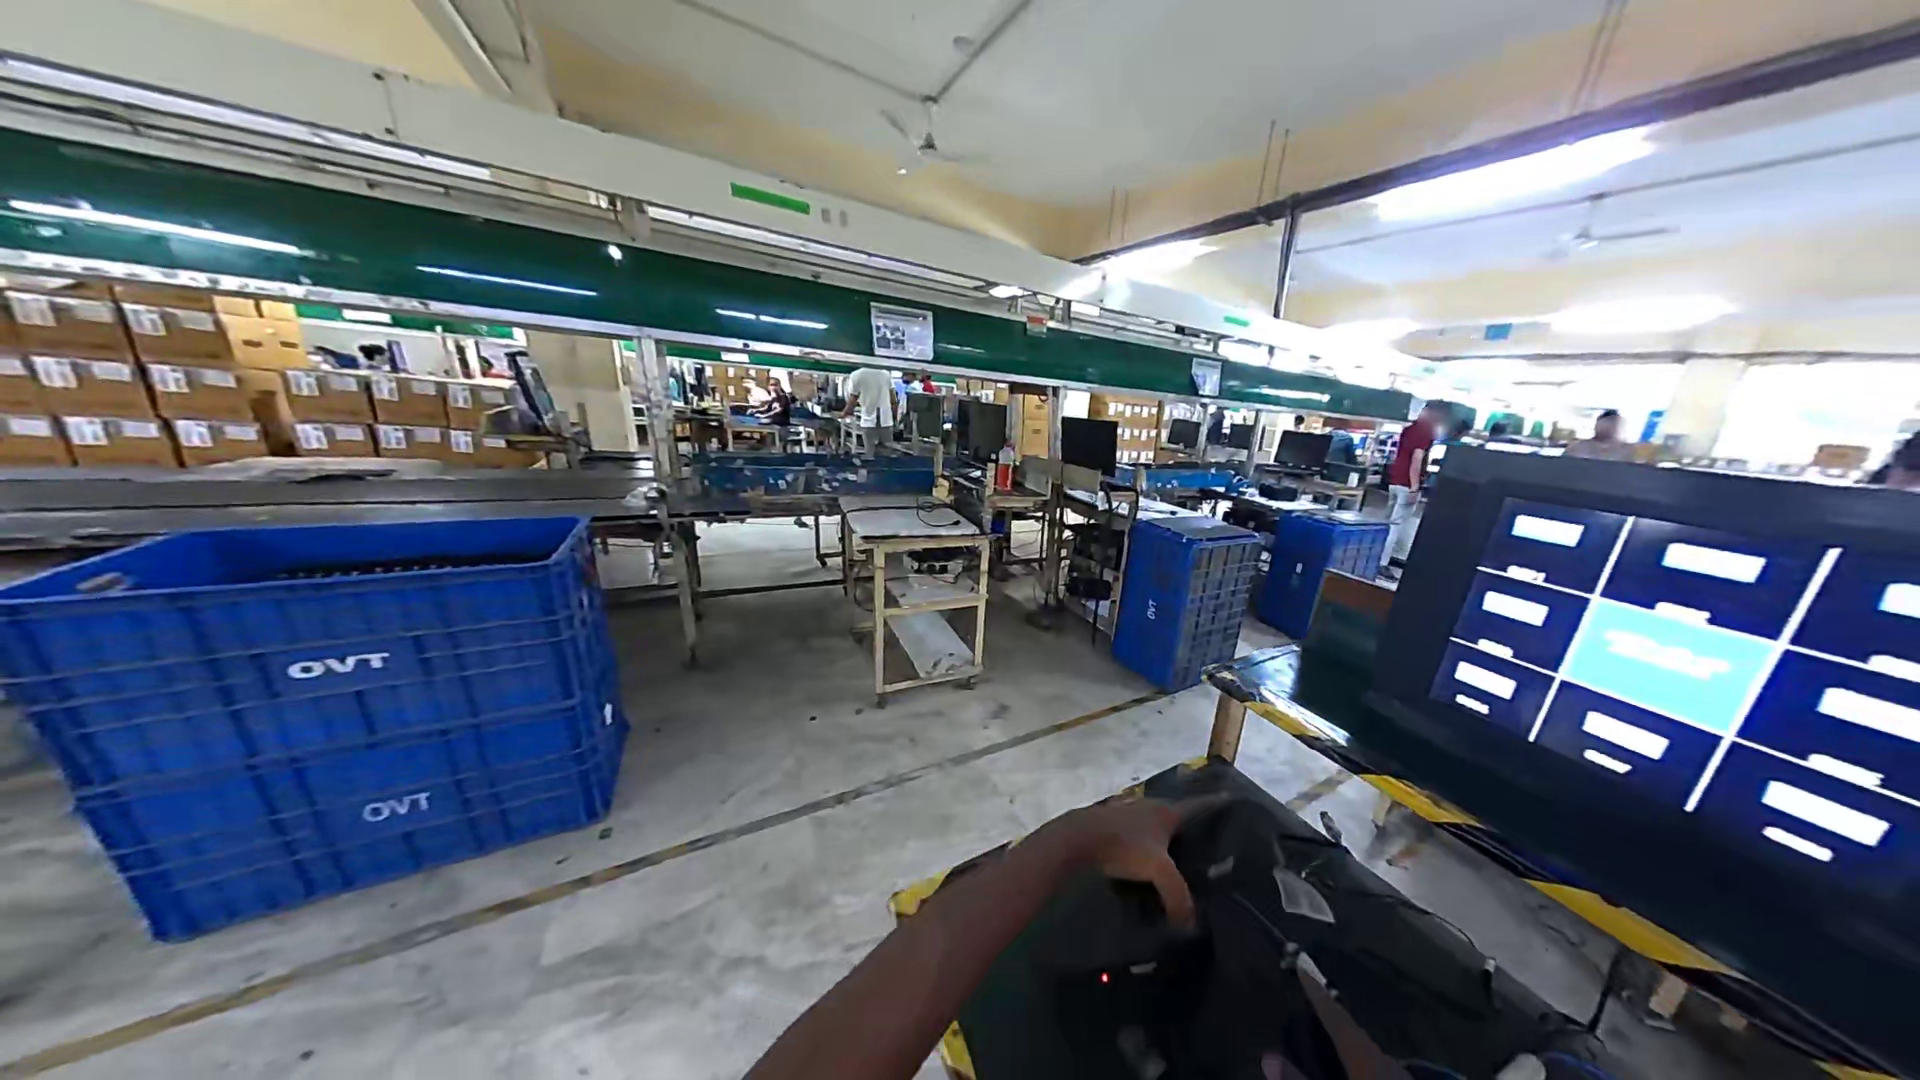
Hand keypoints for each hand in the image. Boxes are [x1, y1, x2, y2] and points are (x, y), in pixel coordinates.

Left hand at [1036, 795, 1225, 927]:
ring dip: (1161, 829)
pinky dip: (1141, 838)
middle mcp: (1147, 806)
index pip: (1197, 806)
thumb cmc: (1122, 847)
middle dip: (1188, 820)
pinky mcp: (1108, 821)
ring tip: (1173, 847)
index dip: (1215, 803)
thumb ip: (1179, 897)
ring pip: (1150, 819)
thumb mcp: (1158, 872)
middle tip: (1204, 834)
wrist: (1077, 837)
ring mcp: (1125, 811)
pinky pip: (1133, 829)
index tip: (1231, 797)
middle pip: (1173, 810)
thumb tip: (1190, 924)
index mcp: (1165, 812)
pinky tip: (1140, 853)